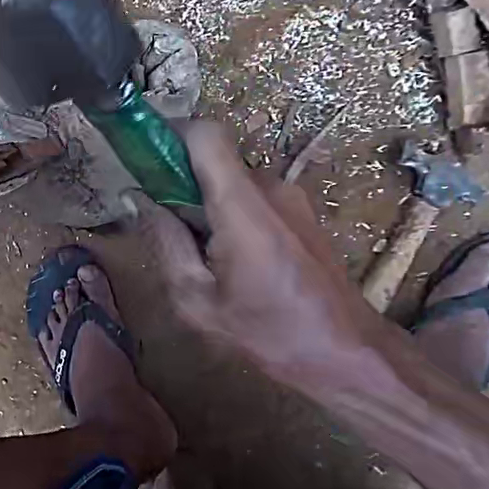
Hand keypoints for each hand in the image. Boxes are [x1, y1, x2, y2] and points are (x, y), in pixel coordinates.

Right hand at [133, 122, 406, 396]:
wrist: (350, 354)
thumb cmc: (271, 334)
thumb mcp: (198, 300)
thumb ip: (165, 242)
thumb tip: (137, 199)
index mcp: (243, 206)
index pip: (204, 134)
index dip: (169, 135)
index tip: (142, 160)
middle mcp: (270, 188)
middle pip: (213, 158)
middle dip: (180, 181)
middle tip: (161, 222)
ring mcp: (291, 197)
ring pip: (231, 179)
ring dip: (205, 201)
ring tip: (198, 251)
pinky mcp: (301, 211)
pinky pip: (252, 195)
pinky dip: (229, 212)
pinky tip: (229, 259)